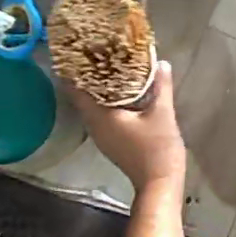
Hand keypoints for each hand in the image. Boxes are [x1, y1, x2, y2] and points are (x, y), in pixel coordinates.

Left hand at [69, 61, 185, 190]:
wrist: (159, 185)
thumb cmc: (157, 149)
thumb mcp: (162, 114)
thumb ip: (161, 87)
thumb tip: (161, 62)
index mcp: (101, 116)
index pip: (75, 89)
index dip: (73, 70)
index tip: (77, 51)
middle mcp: (95, 126)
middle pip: (82, 97)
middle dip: (86, 76)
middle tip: (95, 53)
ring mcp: (101, 137)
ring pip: (92, 107)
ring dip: (96, 90)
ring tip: (106, 69)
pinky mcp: (111, 142)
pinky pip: (101, 116)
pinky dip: (105, 103)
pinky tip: (119, 93)